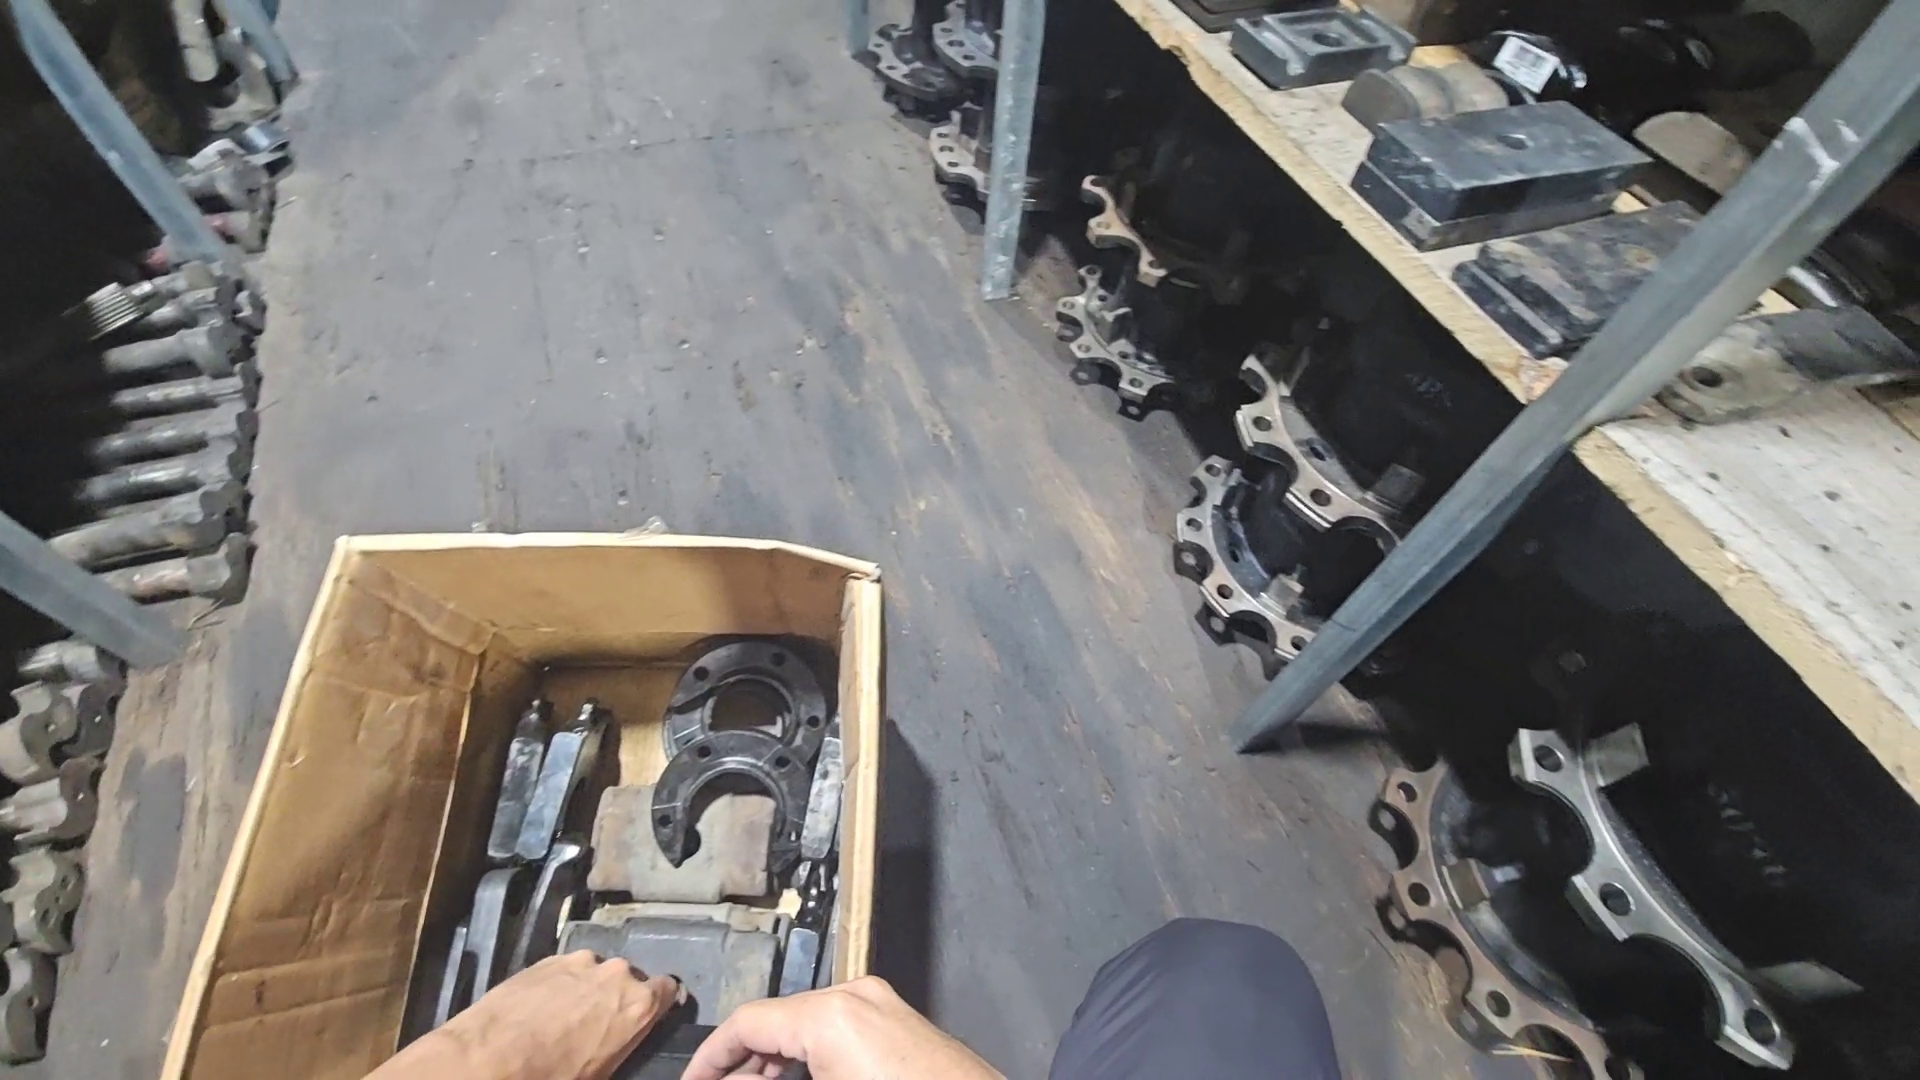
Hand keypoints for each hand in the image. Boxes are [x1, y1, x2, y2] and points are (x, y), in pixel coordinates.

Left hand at [369, 951, 680, 1079]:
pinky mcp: (549, 958)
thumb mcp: (600, 1075)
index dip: (658, 1002)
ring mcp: (582, 962)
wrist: (482, 1064)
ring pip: (594, 973)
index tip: (645, 1015)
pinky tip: (537, 1010)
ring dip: (586, 990)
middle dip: (615, 998)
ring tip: (560, 1017)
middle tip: (593, 1025)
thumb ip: (622, 1045)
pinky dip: (558, 986)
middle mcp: (617, 974)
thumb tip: (618, 1039)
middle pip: (628, 980)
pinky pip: (565, 971)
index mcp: (638, 1005)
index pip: (669, 989)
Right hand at [682, 976, 1001, 1079]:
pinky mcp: (899, 1019)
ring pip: (808, 1024)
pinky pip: (838, 1029)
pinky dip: (810, 1057)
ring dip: (776, 1062)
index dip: (710, 1057)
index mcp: (831, 1012)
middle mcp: (855, 993)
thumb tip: (742, 1077)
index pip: (749, 1020)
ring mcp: (882, 1002)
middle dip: (744, 1063)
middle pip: (778, 1019)